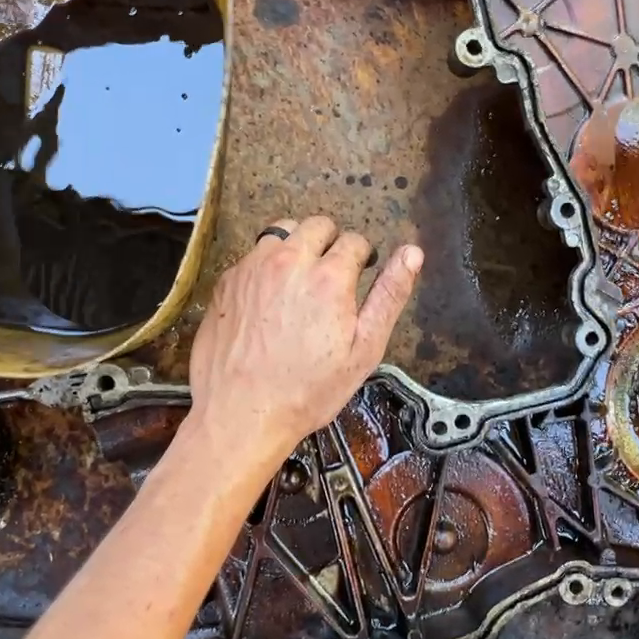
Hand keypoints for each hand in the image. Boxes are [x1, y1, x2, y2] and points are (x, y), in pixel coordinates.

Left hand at [186, 216, 422, 468]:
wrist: (241, 414)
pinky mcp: (226, 282)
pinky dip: (266, 267)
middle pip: (317, 225)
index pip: (354, 240)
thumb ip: (390, 295)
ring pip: (281, 232)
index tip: (358, 274)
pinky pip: (252, 257)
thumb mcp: (364, 350)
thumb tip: (413, 252)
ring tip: (299, 282)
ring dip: (296, 247)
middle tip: (331, 276)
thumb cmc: (309, 389)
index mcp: (329, 277)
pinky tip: (268, 300)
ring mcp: (252, 268)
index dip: (361, 257)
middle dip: (330, 243)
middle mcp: (288, 261)